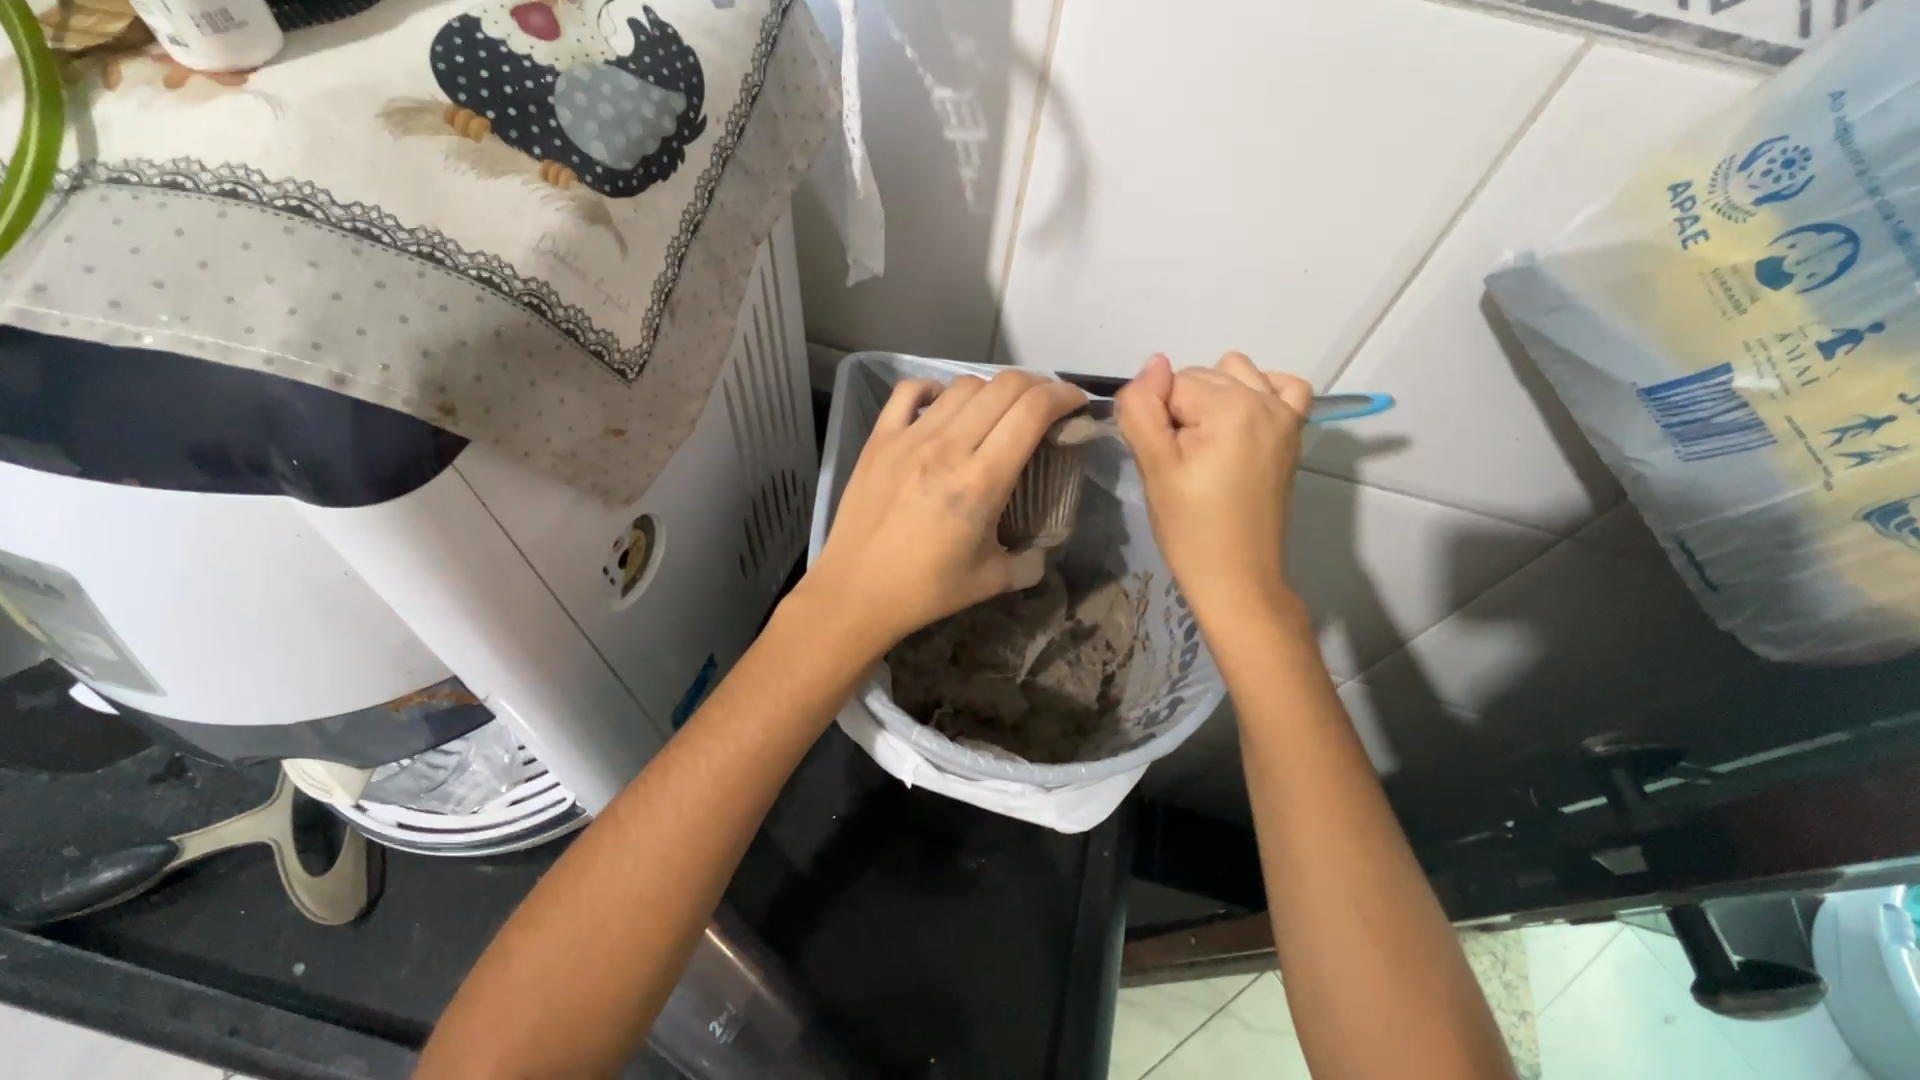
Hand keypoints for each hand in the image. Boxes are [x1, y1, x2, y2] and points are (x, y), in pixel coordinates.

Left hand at [802, 370, 1087, 653]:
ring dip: (993, 389)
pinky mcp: (879, 439)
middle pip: (1004, 386)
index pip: (1033, 411)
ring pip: (963, 385)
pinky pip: (910, 391)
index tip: (1076, 404)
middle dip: (1038, 386)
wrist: (855, 592)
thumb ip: (1030, 561)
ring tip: (1000, 409)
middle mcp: (948, 447)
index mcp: (981, 481)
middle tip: (1047, 405)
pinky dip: (935, 388)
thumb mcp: (992, 580)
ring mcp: (910, 438)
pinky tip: (945, 405)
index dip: (1064, 396)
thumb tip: (1043, 549)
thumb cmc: (926, 590)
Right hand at [1116, 353, 1312, 616]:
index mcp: (1229, 406)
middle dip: (1182, 410)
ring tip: (1206, 444)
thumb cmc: (1189, 528)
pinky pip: (1283, 386)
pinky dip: (1260, 391)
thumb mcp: (1154, 468)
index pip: (1170, 384)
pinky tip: (1241, 420)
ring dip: (1214, 397)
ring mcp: (1285, 414)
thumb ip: (1143, 409)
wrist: (1237, 577)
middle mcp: (1264, 399)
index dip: (1156, 420)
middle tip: (1180, 463)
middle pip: (1200, 376)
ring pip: (1233, 373)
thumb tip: (1154, 364)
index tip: (1163, 461)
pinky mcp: (1293, 432)